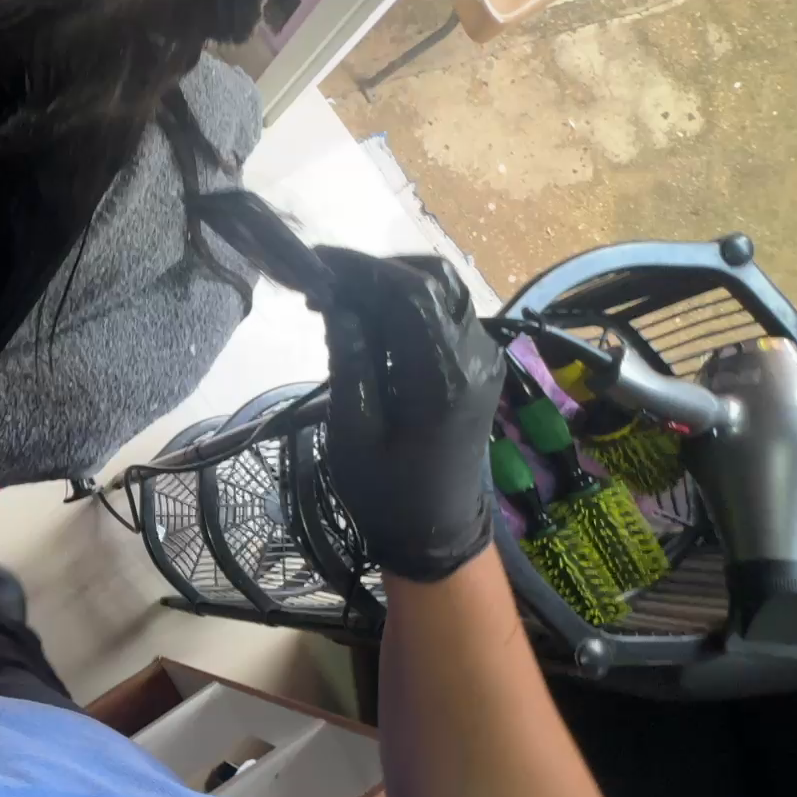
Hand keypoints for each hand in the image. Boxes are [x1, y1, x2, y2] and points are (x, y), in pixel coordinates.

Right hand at [319, 248, 503, 582]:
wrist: (433, 532)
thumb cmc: (383, 492)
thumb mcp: (352, 433)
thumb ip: (349, 362)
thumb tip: (340, 305)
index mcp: (441, 376)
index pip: (408, 294)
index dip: (361, 269)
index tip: (314, 263)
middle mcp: (474, 356)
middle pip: (434, 281)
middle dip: (375, 271)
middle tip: (323, 284)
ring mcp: (483, 360)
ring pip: (442, 294)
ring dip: (389, 287)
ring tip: (337, 301)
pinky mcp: (477, 368)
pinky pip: (443, 319)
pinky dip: (403, 309)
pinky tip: (367, 324)